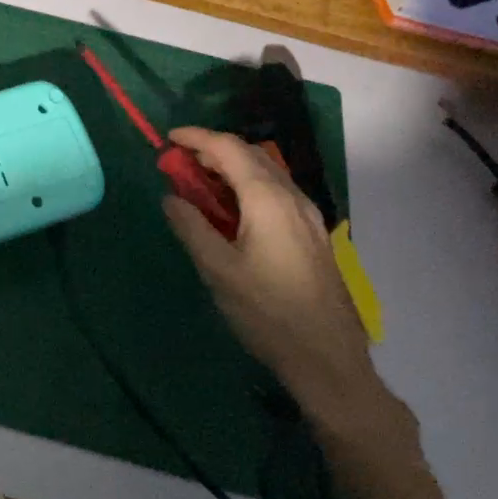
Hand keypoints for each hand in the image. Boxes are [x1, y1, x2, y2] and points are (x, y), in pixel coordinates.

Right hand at [162, 127, 378, 414]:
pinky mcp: (312, 235)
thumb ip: (191, 227)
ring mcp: (308, 217)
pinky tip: (232, 210)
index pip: (229, 149)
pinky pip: (276, 192)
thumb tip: (172, 198)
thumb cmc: (268, 312)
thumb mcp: (218, 270)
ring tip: (200, 184)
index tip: (168, 139)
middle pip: (251, 155)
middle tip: (180, 163)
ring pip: (267, 173)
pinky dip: (248, 186)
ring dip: (232, 168)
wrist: (329, 361)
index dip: (196, 137)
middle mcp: (292, 198)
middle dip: (213, 150)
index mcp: (268, 200)